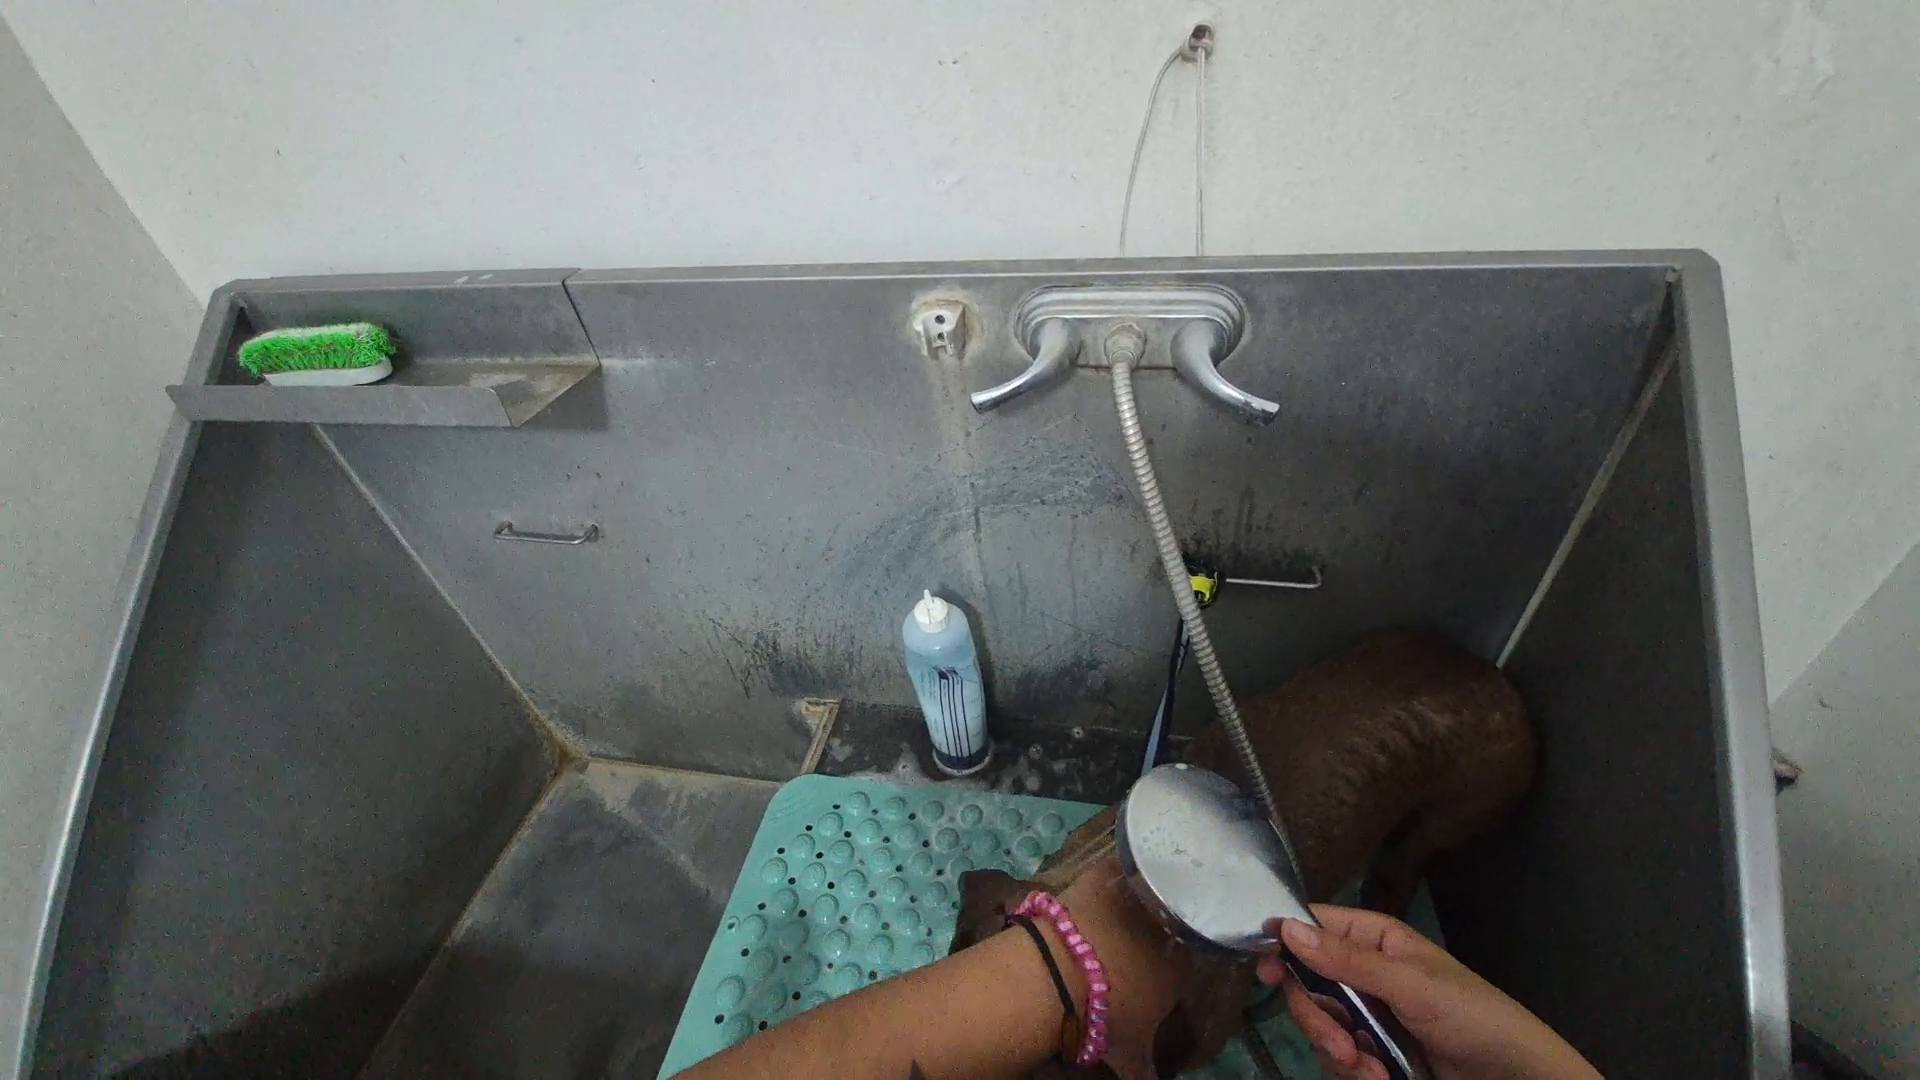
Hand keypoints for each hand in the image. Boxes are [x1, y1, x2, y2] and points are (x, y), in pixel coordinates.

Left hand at [1054, 858, 1191, 1079]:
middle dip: (1167, 922)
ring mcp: (1139, 895)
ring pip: (1155, 887)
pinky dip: (1122, 865)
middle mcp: (1168, 928)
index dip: (1182, 954)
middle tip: (1149, 929)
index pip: (1194, 955)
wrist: (1059, 972)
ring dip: (1149, 892)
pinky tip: (1119, 868)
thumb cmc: (1099, 1015)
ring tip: (1135, 899)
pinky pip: (1123, 863)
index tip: (1169, 955)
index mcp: (1180, 969)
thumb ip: (1149, 1070)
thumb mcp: (1130, 1052)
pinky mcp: (1107, 872)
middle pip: (1178, 918)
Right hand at [1256, 905, 1602, 1079]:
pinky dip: (1355, 1072)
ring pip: (1318, 1023)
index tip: (1263, 968)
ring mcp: (1366, 1015)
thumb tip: (1284, 927)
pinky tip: (1383, 1079)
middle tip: (1340, 1044)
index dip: (1283, 942)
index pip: (1311, 926)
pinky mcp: (1373, 1054)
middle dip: (1316, 1017)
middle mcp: (1361, 972)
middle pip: (1305, 980)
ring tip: (1372, 1071)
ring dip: (1337, 1051)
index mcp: (1371, 939)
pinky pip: (1339, 1057)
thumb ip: (1347, 961)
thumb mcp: (1412, 986)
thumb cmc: (1475, 1019)